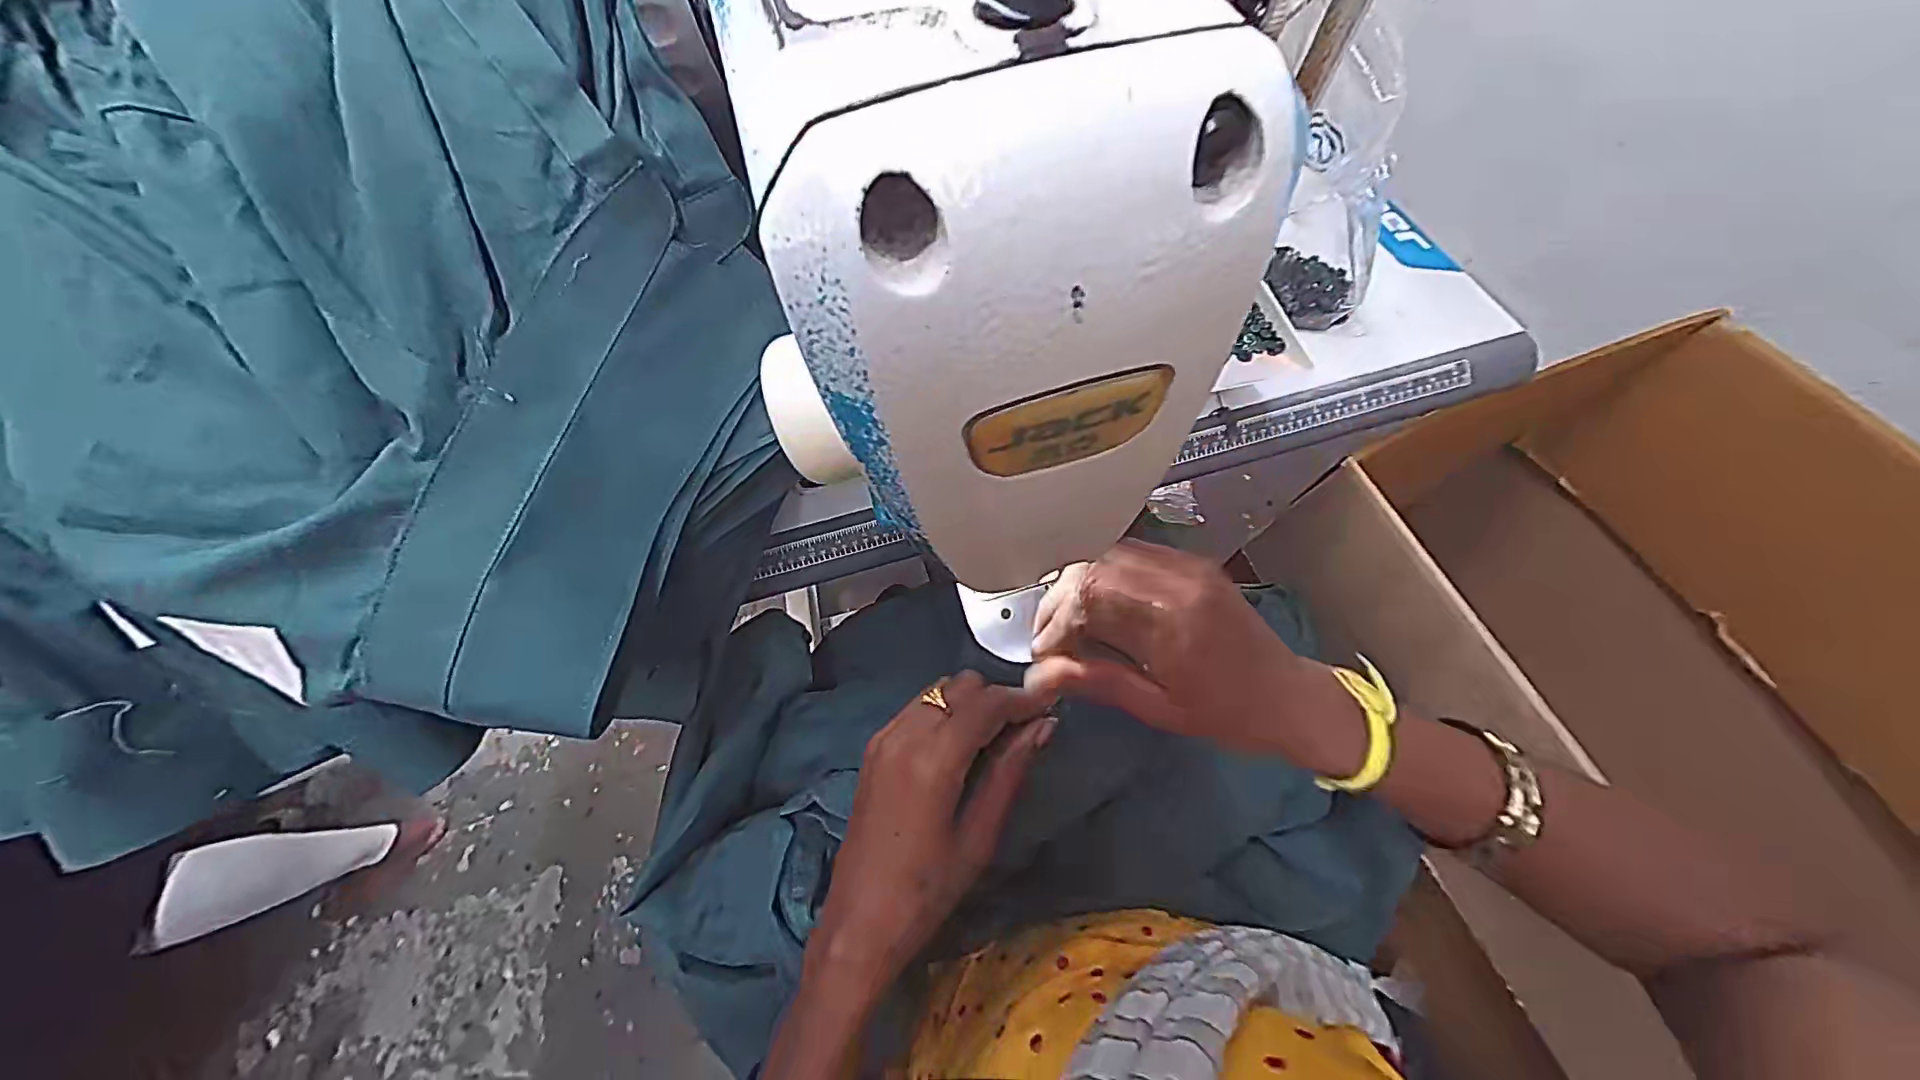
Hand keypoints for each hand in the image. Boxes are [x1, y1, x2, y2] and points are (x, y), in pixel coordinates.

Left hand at [809, 671, 1057, 992]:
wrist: (859, 922)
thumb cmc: (927, 890)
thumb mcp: (979, 835)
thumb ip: (1010, 771)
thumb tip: (1043, 726)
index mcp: (932, 757)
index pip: (987, 702)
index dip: (1023, 698)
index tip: (1049, 705)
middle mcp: (904, 734)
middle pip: (960, 684)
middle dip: (995, 698)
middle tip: (1022, 729)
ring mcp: (883, 737)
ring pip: (937, 690)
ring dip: (969, 703)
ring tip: (993, 740)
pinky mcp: (873, 747)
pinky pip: (917, 708)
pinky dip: (944, 713)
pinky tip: (958, 748)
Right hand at [1023, 540, 1364, 774]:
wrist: (1290, 698)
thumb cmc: (1229, 715)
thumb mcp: (1158, 708)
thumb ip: (1097, 681)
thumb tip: (1040, 675)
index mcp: (1174, 622)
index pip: (1091, 596)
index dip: (1056, 622)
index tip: (1045, 653)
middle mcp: (1181, 582)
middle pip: (1094, 568)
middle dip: (1059, 600)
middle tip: (1048, 636)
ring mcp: (1189, 567)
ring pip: (1109, 555)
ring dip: (1078, 585)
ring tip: (1066, 621)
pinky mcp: (1192, 563)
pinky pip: (1133, 555)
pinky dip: (1104, 576)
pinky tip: (1096, 603)